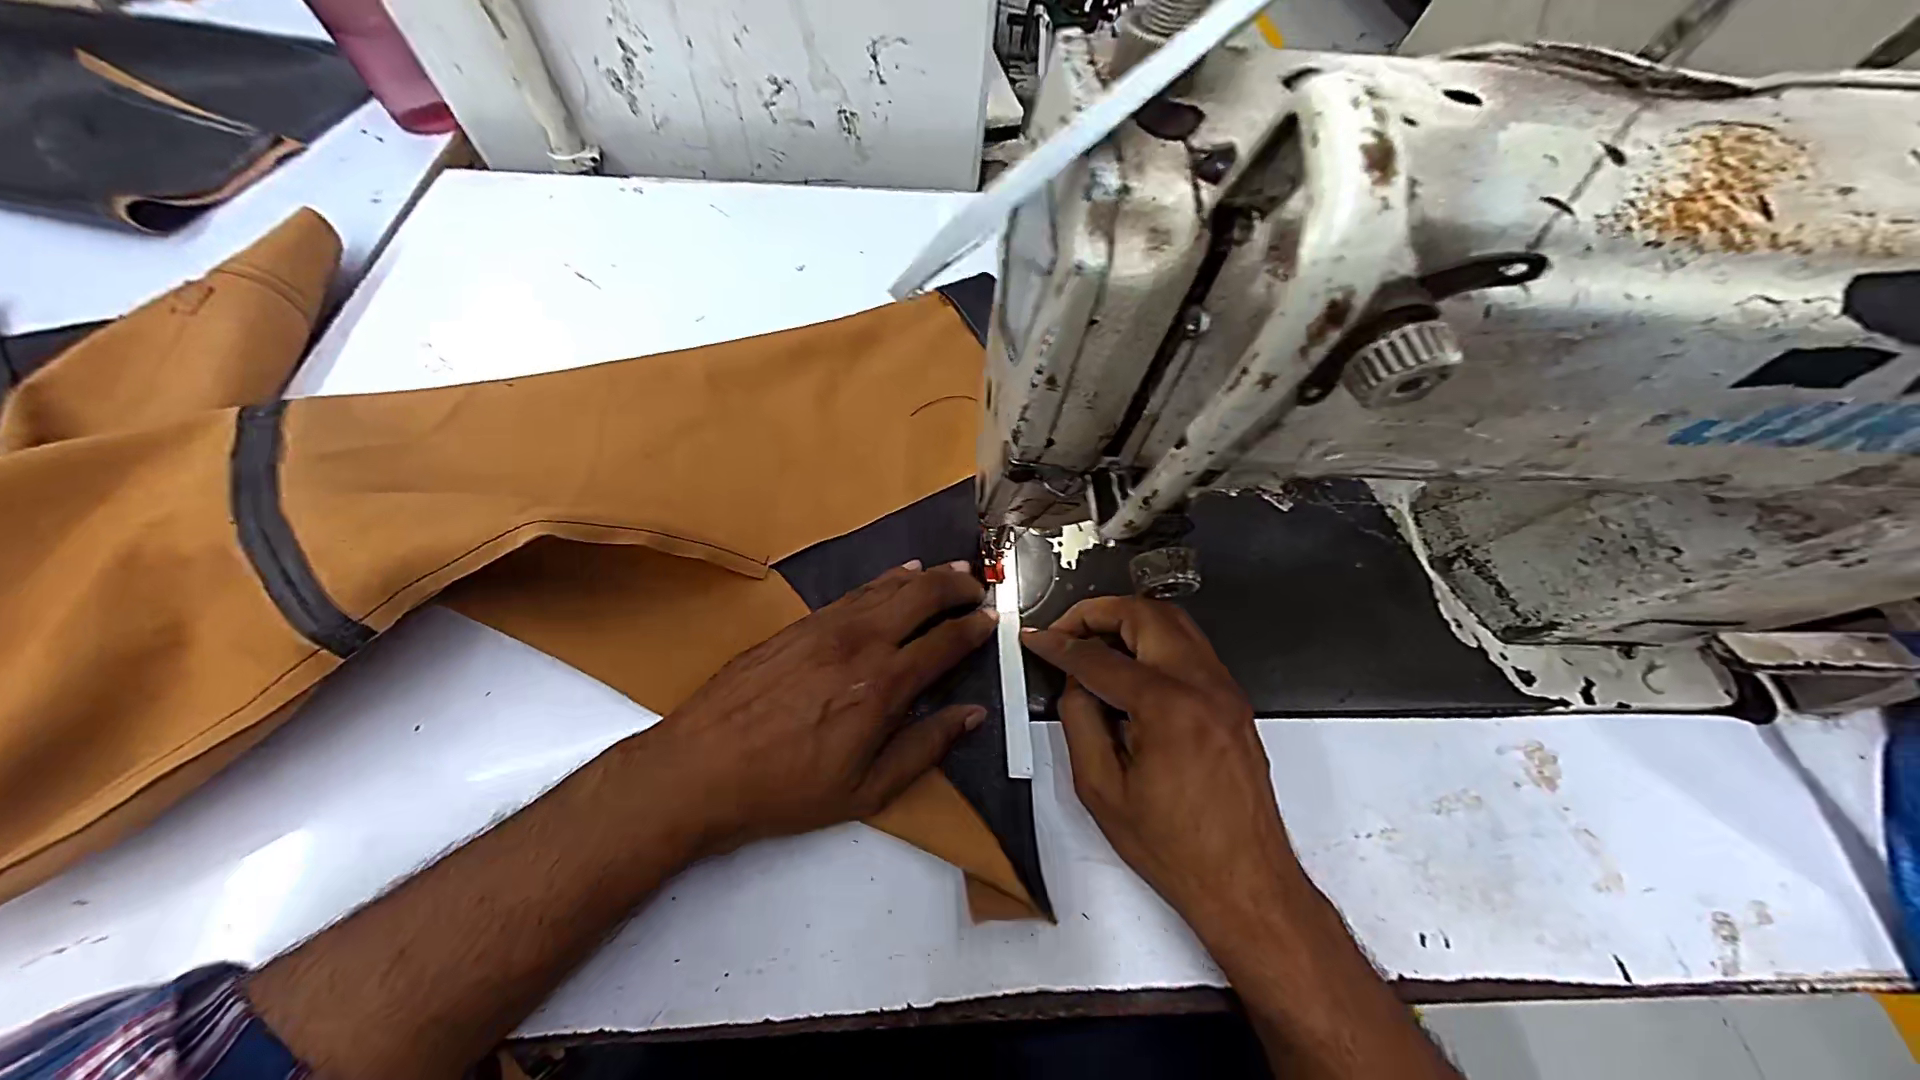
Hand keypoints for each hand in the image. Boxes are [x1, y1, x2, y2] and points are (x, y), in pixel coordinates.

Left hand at [658, 560, 995, 856]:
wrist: (700, 767)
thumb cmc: (787, 788)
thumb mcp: (867, 789)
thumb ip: (925, 747)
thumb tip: (972, 714)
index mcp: (882, 685)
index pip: (944, 642)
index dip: (974, 628)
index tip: (992, 621)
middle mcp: (860, 643)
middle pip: (921, 596)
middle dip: (957, 584)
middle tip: (978, 585)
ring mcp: (826, 626)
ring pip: (888, 586)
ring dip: (926, 575)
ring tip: (951, 570)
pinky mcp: (800, 624)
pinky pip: (855, 591)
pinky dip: (885, 579)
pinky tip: (898, 575)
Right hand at [1020, 596, 1305, 931]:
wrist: (1245, 882)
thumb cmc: (1181, 850)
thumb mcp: (1102, 789)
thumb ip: (1079, 722)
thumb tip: (1074, 684)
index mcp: (1168, 708)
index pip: (1099, 656)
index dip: (1058, 644)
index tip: (1038, 640)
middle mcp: (1204, 688)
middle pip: (1144, 613)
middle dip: (1096, 612)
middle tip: (1065, 629)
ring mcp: (1225, 691)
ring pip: (1173, 620)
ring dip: (1127, 620)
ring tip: (1092, 641)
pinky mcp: (1233, 701)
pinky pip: (1189, 646)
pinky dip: (1153, 640)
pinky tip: (1129, 666)